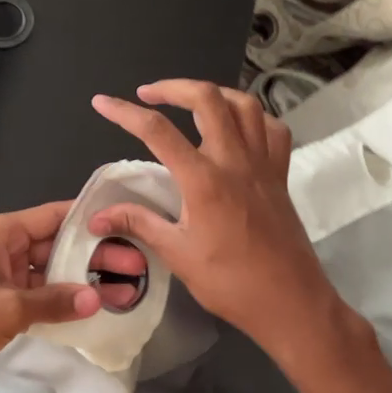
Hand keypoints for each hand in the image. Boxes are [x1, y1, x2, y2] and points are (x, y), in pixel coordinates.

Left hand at [0, 200, 138, 392]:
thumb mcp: (7, 310)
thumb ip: (53, 302)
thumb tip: (96, 298)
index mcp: (2, 233)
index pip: (54, 215)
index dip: (90, 220)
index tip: (126, 224)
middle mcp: (4, 247)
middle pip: (56, 244)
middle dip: (93, 256)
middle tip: (136, 269)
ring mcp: (2, 274)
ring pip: (50, 270)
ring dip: (81, 281)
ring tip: (123, 292)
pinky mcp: (0, 301)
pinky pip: (38, 293)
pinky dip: (62, 300)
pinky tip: (90, 311)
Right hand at [89, 79, 340, 347]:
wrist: (293, 305)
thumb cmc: (232, 284)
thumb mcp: (178, 256)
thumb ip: (139, 224)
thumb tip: (98, 215)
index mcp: (204, 180)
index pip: (157, 131)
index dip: (124, 112)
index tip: (102, 103)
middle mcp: (234, 161)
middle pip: (206, 98)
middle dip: (172, 87)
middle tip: (148, 94)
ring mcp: (263, 165)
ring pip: (244, 104)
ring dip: (213, 93)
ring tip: (190, 100)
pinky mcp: (281, 175)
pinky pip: (272, 129)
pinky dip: (253, 117)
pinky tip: (237, 126)